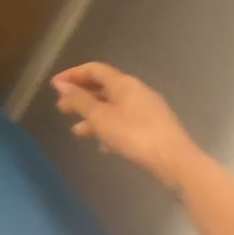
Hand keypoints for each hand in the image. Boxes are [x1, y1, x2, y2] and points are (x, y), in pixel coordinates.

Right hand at [51, 62, 203, 192]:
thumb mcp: (100, 118)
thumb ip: (79, 100)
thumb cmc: (135, 135)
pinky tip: (103, 146)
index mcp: (124, 83)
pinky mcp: (155, 129)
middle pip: (103, 88)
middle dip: (81, 97)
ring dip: (93, 116)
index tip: (55, 86)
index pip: (94, 69)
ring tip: (77, 132)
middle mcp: (136, 91)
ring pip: (113, 107)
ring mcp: (148, 111)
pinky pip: (126, 122)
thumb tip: (61, 85)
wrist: (178, 165)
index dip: (72, 74)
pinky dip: (110, 128)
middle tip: (62, 108)